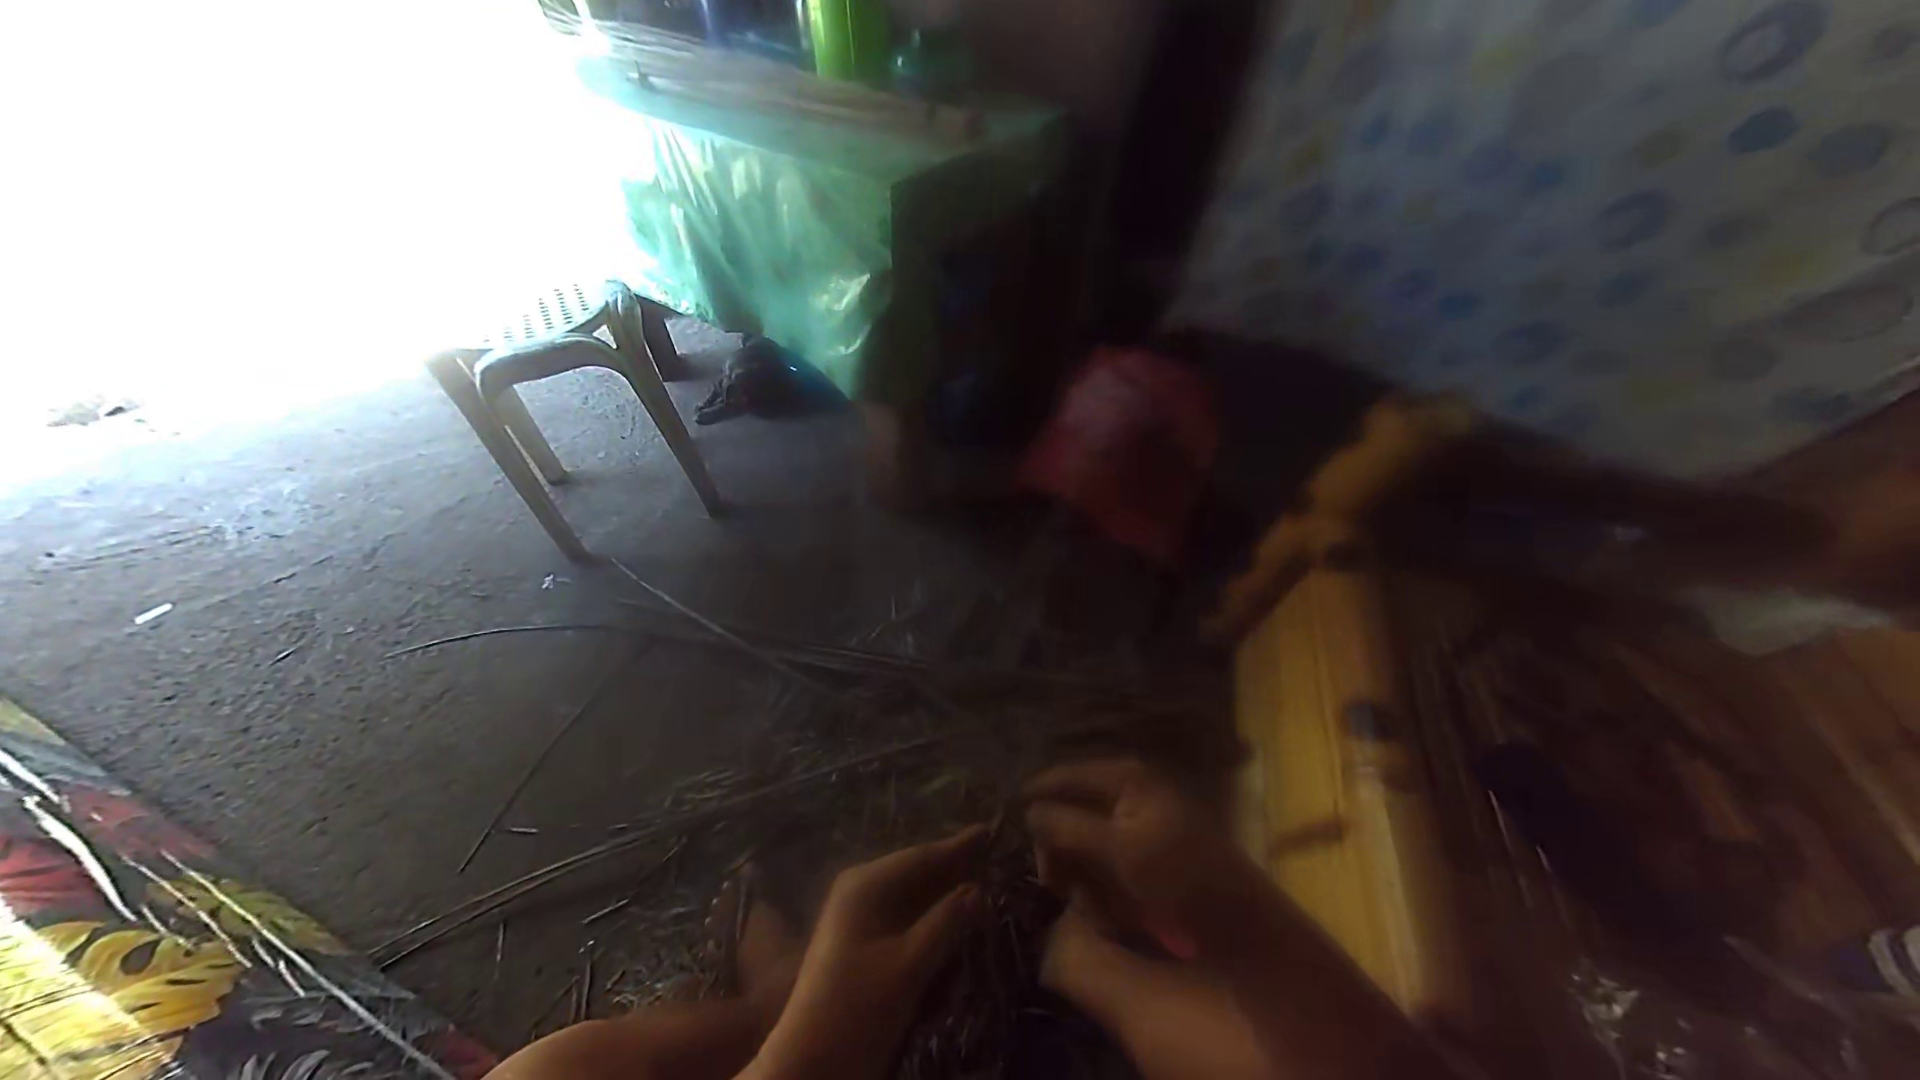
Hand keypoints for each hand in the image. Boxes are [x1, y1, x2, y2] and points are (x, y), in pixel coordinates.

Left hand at [742, 826, 986, 1079]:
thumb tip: (980, 890)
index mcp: (867, 884)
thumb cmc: (857, 1009)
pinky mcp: (862, 942)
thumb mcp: (910, 965)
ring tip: (980, 880)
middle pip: (917, 873)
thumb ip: (947, 922)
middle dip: (953, 868)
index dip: (958, 846)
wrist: (809, 1067)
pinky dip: (929, 917)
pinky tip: (952, 918)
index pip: (922, 856)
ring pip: (912, 896)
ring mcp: (859, 916)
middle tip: (992, 855)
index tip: (990, 830)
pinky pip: (904, 918)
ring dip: (943, 893)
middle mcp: (861, 890)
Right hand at [1024, 758, 1255, 949]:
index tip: (1008, 828)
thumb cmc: (1178, 874)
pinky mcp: (1149, 851)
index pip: (1062, 776)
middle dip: (1061, 850)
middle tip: (1055, 885)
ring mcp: (1141, 821)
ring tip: (1088, 906)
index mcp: (1125, 777)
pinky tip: (1108, 913)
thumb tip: (1028, 809)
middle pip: (1072, 810)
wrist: (1242, 921)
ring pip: (1087, 841)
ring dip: (1080, 874)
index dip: (1035, 800)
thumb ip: (1067, 825)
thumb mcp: (1117, 849)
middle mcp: (1131, 790)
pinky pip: (1108, 862)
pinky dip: (1101, 885)